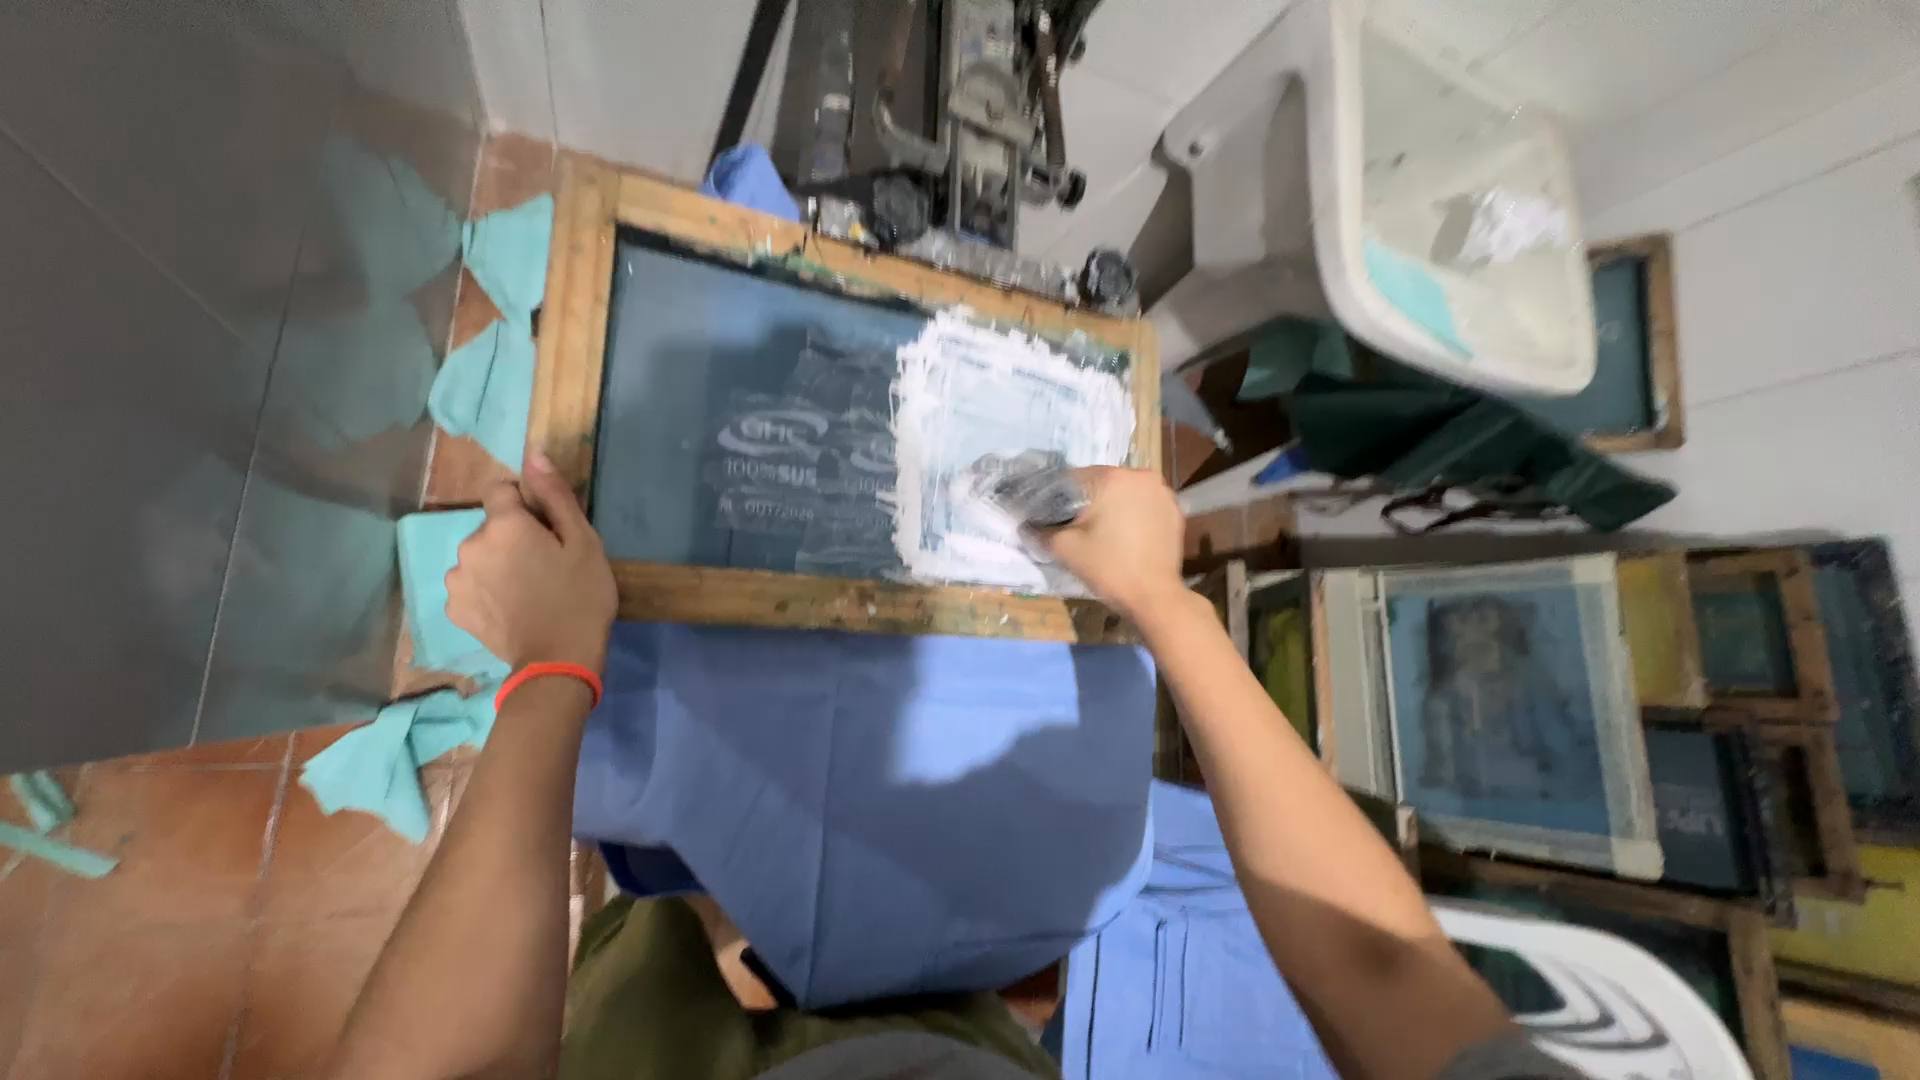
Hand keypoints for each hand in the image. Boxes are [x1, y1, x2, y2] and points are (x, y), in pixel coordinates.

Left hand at [445, 451, 617, 673]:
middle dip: (513, 537)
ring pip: (479, 556)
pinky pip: (470, 584)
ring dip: (498, 563)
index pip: (502, 489)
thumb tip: (533, 453)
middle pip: (491, 526)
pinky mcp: (455, 608)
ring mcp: (457, 579)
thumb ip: (556, 496)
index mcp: (504, 525)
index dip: (526, 503)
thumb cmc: (580, 596)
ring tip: (528, 589)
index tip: (549, 528)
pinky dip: (486, 590)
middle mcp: (470, 545)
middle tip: (547, 565)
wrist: (558, 660)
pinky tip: (511, 607)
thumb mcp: (584, 543)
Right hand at [1037, 466, 1187, 621]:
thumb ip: (1041, 532)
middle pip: (1102, 482)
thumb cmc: (1107, 567)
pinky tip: (1127, 534)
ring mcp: (1163, 492)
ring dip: (1113, 505)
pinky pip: (1145, 504)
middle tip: (1078, 526)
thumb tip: (1025, 527)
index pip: (1074, 478)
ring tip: (1103, 531)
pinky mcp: (1175, 511)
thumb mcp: (1065, 549)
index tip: (1054, 516)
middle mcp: (1140, 476)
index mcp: (1111, 478)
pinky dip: (1134, 514)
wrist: (1153, 596)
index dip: (1060, 497)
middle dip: (1089, 500)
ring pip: (1125, 492)